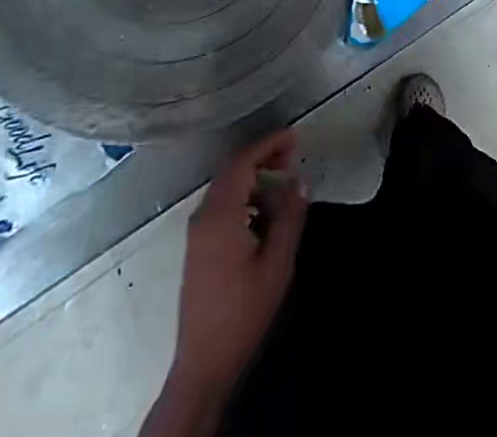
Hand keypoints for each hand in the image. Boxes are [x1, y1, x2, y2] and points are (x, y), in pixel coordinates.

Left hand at [168, 130, 308, 393]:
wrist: (204, 361)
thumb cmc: (244, 311)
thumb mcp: (277, 263)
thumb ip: (289, 217)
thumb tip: (299, 181)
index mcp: (219, 215)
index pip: (242, 163)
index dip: (268, 144)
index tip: (294, 136)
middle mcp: (202, 216)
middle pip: (231, 171)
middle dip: (261, 156)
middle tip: (293, 153)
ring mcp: (196, 232)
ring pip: (226, 188)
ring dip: (254, 177)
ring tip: (285, 182)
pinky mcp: (198, 246)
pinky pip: (222, 206)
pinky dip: (245, 197)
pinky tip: (266, 211)